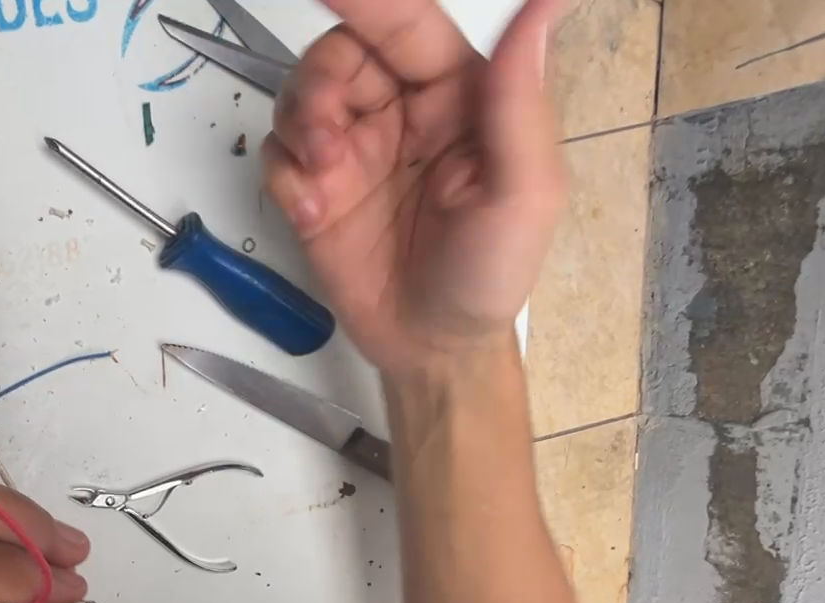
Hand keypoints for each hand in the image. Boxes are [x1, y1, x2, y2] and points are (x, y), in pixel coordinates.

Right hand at [263, 0, 562, 379]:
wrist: (430, 346)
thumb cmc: (488, 273)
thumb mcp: (523, 191)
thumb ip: (519, 102)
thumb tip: (546, 2)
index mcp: (456, 97)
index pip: (406, 27)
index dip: (367, 1)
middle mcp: (398, 116)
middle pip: (339, 58)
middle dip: (319, 84)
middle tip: (325, 137)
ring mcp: (351, 157)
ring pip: (299, 102)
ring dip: (298, 127)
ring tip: (322, 177)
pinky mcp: (313, 198)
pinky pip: (279, 160)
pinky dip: (286, 176)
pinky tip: (313, 209)